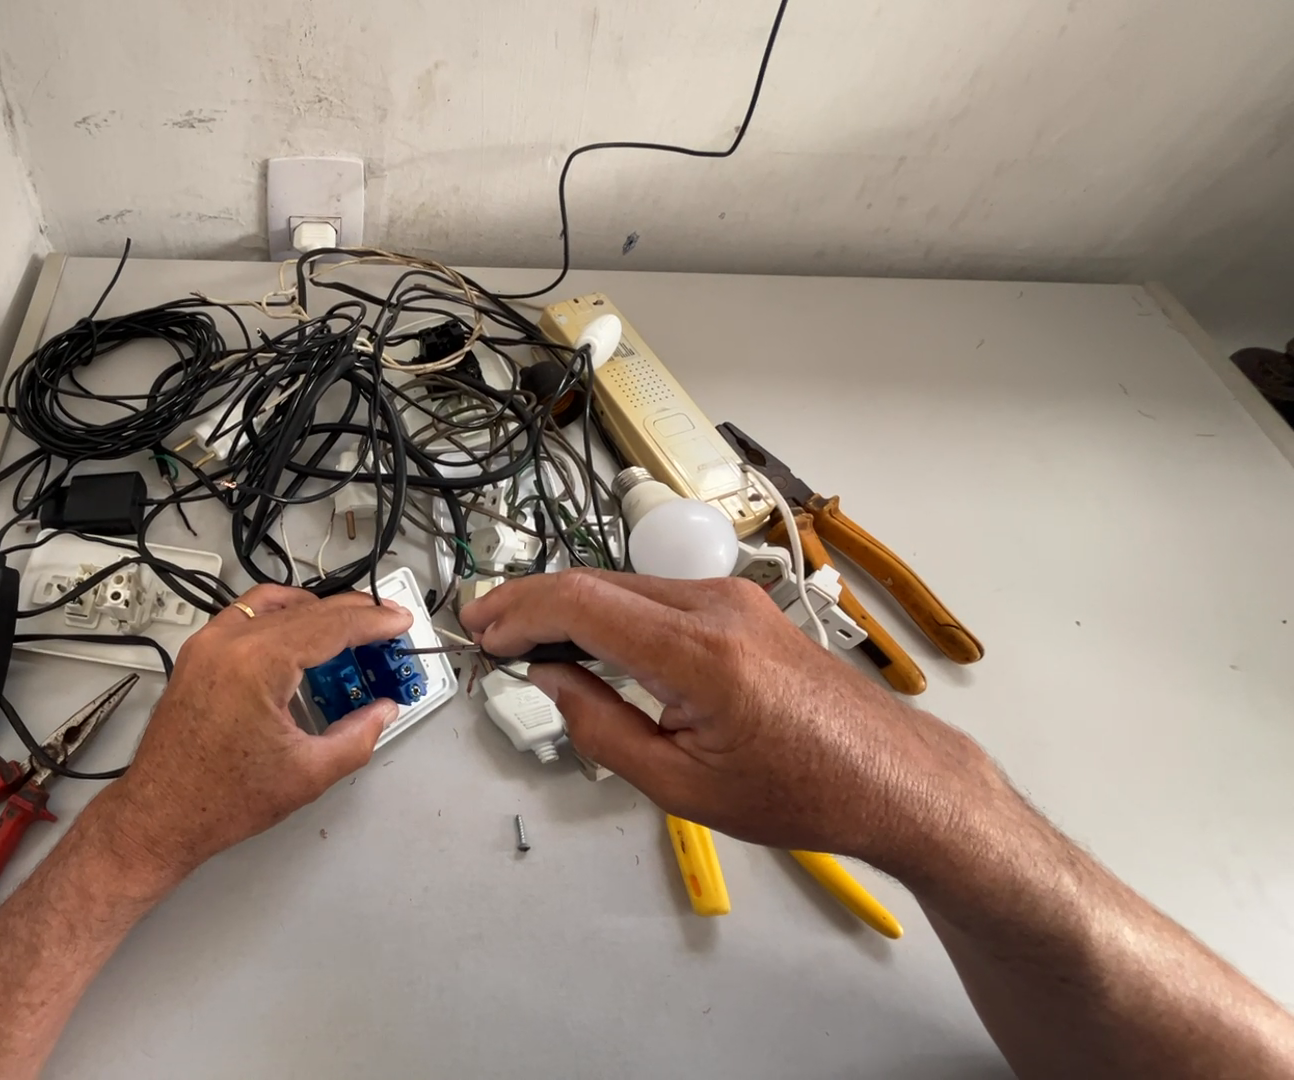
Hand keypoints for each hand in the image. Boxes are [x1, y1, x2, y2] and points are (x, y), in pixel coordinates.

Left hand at [95, 585, 411, 878]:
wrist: (159, 816)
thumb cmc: (222, 800)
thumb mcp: (307, 774)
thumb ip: (357, 736)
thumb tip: (384, 710)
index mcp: (257, 664)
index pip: (329, 626)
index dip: (372, 621)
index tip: (399, 621)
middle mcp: (229, 642)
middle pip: (307, 611)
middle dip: (353, 615)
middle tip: (386, 625)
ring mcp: (209, 643)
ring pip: (277, 606)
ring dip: (318, 612)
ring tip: (352, 627)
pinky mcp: (199, 652)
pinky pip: (247, 614)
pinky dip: (280, 614)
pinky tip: (301, 628)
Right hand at [459, 569, 1005, 869]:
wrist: (895, 776)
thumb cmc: (796, 794)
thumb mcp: (681, 785)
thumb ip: (600, 727)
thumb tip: (549, 677)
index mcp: (702, 655)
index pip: (583, 604)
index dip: (520, 612)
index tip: (483, 634)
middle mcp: (713, 606)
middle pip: (592, 581)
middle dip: (527, 600)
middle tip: (482, 626)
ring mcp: (728, 597)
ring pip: (616, 582)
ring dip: (560, 603)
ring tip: (516, 632)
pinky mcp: (734, 602)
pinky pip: (646, 593)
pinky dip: (598, 608)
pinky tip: (576, 633)